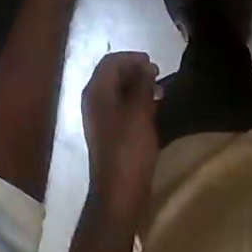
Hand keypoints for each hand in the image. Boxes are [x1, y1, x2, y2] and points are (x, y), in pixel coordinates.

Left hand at [82, 52, 160, 219]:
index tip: (154, 63)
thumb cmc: (128, 149)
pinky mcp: (108, 132)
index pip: (110, 61)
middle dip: (134, 71)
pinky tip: (152, 109)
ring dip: (136, 86)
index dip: (131, 58)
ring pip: (117, 91)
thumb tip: (145, 68)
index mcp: (96, 91)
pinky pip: (120, 107)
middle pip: (111, 74)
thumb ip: (141, 86)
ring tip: (159, 90)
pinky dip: (134, 102)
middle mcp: (93, 100)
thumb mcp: (138, 113)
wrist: (118, 192)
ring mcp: (99, 117)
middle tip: (158, 75)